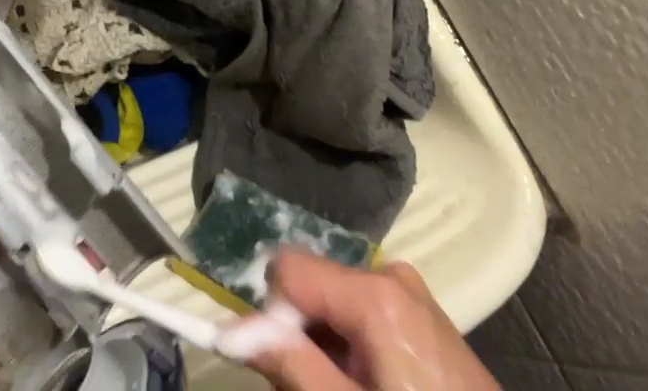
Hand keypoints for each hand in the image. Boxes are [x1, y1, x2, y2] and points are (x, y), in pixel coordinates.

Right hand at [247, 251, 500, 390]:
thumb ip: (289, 365)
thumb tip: (229, 328)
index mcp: (375, 292)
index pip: (287, 269)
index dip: (273, 315)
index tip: (284, 363)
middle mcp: (390, 274)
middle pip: (310, 282)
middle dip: (298, 331)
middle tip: (315, 385)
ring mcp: (409, 289)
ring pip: (331, 297)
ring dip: (322, 340)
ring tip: (345, 387)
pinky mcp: (418, 308)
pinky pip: (360, 307)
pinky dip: (348, 340)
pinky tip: (364, 380)